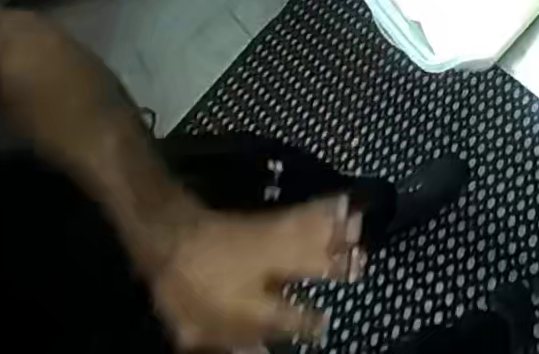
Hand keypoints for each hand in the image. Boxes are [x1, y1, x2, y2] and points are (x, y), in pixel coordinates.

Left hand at [149, 194, 364, 351]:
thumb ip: (232, 343)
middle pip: (314, 266)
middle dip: (340, 266)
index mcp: (250, 304)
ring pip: (316, 234)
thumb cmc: (186, 290)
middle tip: (361, 266)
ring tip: (361, 229)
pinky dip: (327, 206)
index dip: (308, 324)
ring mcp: (274, 239)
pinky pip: (307, 211)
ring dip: (341, 232)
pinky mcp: (274, 217)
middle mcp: (270, 269)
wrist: (177, 239)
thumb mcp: (197, 330)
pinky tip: (343, 200)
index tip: (325, 325)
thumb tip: (262, 351)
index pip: (289, 319)